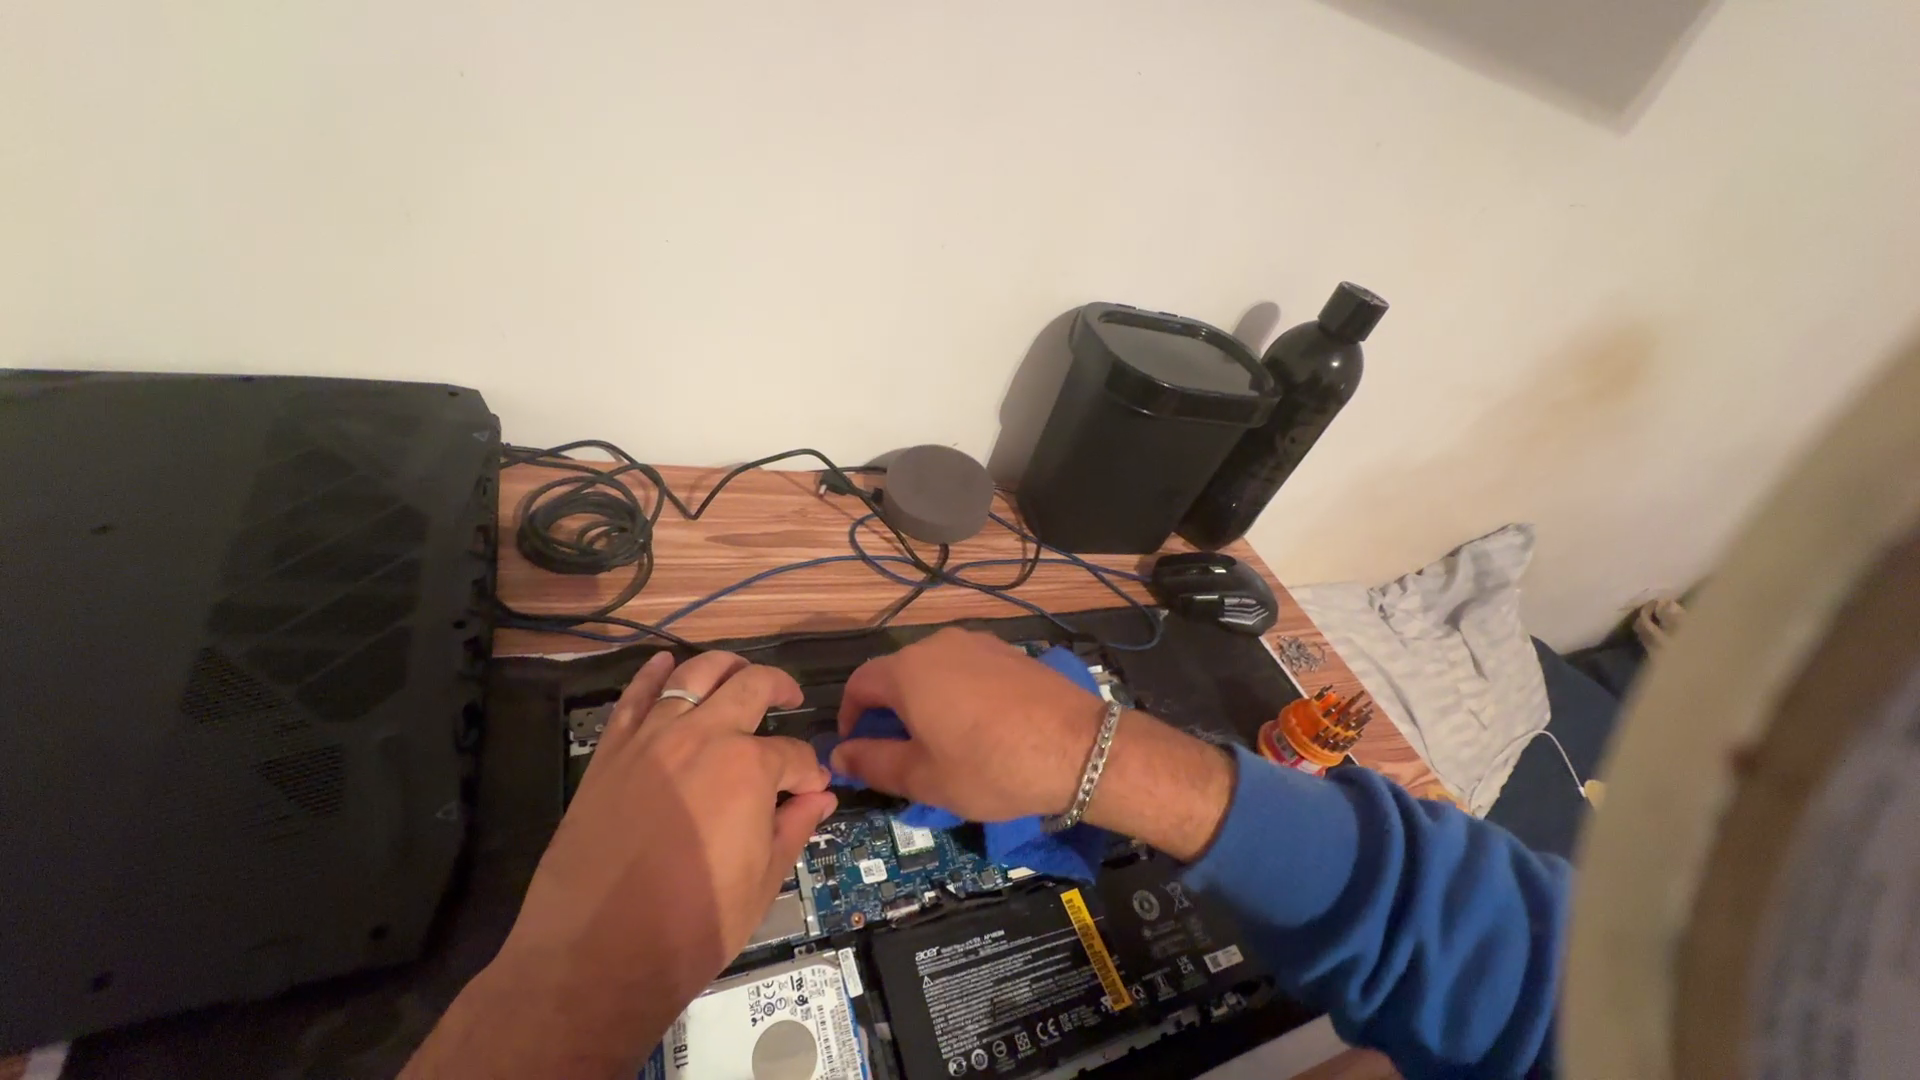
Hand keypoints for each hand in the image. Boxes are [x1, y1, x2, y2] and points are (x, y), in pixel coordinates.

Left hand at [404, 650, 835, 1079]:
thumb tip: (819, 799)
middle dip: (781, 689)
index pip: (793, 755)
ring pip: (694, 676)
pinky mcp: (611, 752)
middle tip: (792, 700)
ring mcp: (652, 739)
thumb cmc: (692, 926)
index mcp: (748, 768)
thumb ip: (794, 827)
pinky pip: (633, 698)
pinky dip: (652, 674)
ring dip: (726, 665)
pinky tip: (666, 663)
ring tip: (741, 671)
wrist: (594, 958)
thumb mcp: (762, 883)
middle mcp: (702, 736)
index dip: (809, 773)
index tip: (812, 791)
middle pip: (751, 687)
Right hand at [830, 628, 1235, 859]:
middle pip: (896, 673)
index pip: (859, 683)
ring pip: (933, 669)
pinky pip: (966, 667)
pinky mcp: (1009, 651)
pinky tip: (980, 726)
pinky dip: (957, 692)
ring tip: (943, 742)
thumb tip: (840, 755)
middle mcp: (938, 644)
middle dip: (889, 711)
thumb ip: (873, 762)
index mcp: (908, 671)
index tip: (859, 749)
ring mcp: (978, 642)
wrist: (1079, 748)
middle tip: (902, 753)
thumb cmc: (991, 767)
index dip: (850, 717)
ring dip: (924, 701)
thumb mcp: (924, 778)